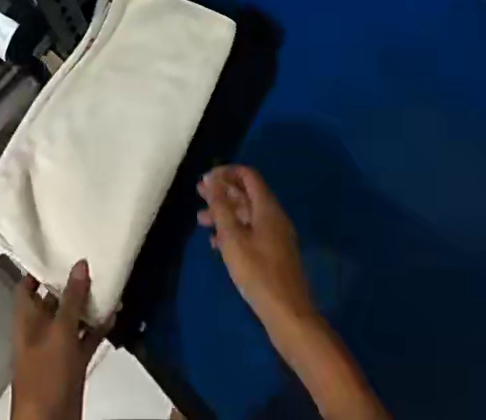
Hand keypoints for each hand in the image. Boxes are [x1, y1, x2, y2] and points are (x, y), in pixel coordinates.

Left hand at [12, 259, 104, 419]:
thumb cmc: (46, 375)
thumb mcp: (59, 332)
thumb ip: (72, 298)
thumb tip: (80, 263)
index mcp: (26, 319)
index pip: (28, 284)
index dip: (41, 267)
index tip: (61, 248)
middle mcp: (39, 329)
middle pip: (54, 298)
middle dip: (71, 282)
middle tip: (93, 258)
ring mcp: (56, 347)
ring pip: (72, 318)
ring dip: (88, 304)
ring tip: (108, 280)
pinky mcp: (72, 362)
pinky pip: (85, 338)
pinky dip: (97, 327)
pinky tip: (114, 312)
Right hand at [197, 165, 315, 326]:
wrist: (287, 313)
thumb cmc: (257, 271)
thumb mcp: (232, 237)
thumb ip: (221, 206)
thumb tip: (211, 179)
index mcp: (267, 207)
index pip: (248, 175)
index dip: (226, 172)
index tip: (206, 179)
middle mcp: (273, 216)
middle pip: (246, 194)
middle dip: (222, 192)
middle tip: (198, 194)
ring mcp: (275, 236)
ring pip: (246, 215)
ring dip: (224, 213)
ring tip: (200, 220)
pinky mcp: (273, 253)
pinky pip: (250, 232)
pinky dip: (233, 231)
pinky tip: (216, 243)